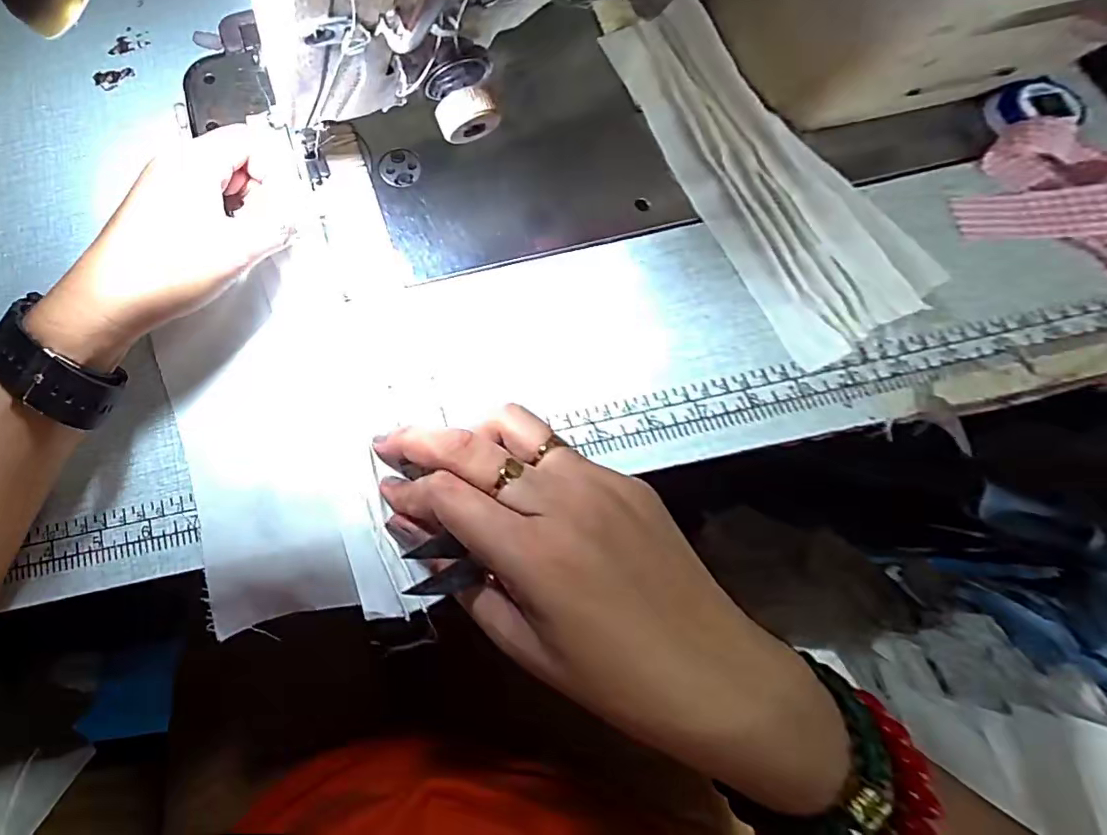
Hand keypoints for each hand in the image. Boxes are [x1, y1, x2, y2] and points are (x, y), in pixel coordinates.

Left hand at [27, 124, 300, 369]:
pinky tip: (215, 247)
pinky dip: (218, 217)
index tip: (280, 203)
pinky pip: (201, 197)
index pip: (253, 139)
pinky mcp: (157, 206)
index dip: (275, 172)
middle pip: (238, 158)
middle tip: (258, 226)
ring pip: (221, 180)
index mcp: (194, 160)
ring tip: (235, 241)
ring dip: (239, 208)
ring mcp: (163, 183)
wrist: (108, 302)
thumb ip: (280, 225)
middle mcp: (175, 163)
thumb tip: (298, 214)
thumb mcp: (238, 249)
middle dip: (258, 192)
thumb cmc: (155, 273)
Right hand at [375, 405, 849, 815]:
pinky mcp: (624, 477)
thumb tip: (425, 538)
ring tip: (449, 449)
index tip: (387, 491)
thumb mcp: (524, 646)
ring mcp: (598, 480)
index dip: (409, 491)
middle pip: (472, 447)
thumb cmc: (614, 681)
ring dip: (471, 431)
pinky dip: (519, 451)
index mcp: (534, 553)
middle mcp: (562, 500)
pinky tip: (513, 477)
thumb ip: (466, 583)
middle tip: (389, 441)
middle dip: (421, 440)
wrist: (719, 676)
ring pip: (515, 425)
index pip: (449, 498)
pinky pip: (556, 447)